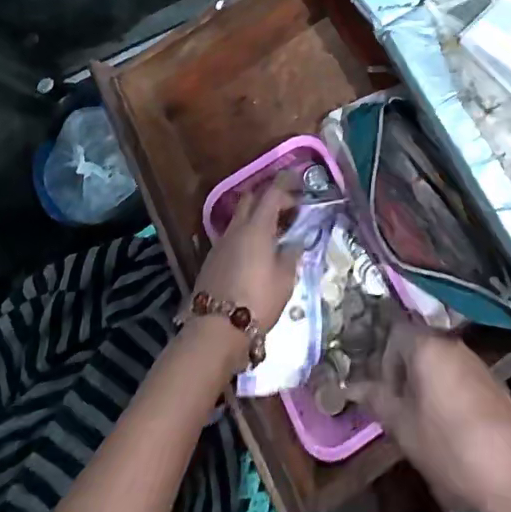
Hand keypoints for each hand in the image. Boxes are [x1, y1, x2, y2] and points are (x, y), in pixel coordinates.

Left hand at [193, 173, 303, 331]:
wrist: (216, 329)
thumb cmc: (258, 300)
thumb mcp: (285, 279)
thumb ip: (291, 255)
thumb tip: (294, 242)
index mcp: (257, 228)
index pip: (272, 194)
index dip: (285, 185)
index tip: (298, 181)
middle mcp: (236, 229)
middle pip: (250, 199)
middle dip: (268, 196)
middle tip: (286, 206)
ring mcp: (220, 243)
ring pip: (239, 218)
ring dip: (255, 216)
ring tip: (274, 230)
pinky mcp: (212, 259)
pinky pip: (232, 236)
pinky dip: (245, 234)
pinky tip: (255, 250)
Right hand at [352, 320, 510, 511]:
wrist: (506, 470)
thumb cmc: (445, 443)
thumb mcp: (402, 426)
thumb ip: (377, 400)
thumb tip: (353, 388)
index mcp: (427, 345)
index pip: (396, 333)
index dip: (385, 360)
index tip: (386, 392)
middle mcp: (452, 344)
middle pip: (420, 345)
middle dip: (406, 372)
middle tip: (401, 406)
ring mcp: (477, 361)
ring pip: (442, 361)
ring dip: (429, 381)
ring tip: (425, 418)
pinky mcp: (495, 382)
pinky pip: (462, 376)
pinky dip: (451, 390)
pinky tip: (453, 424)